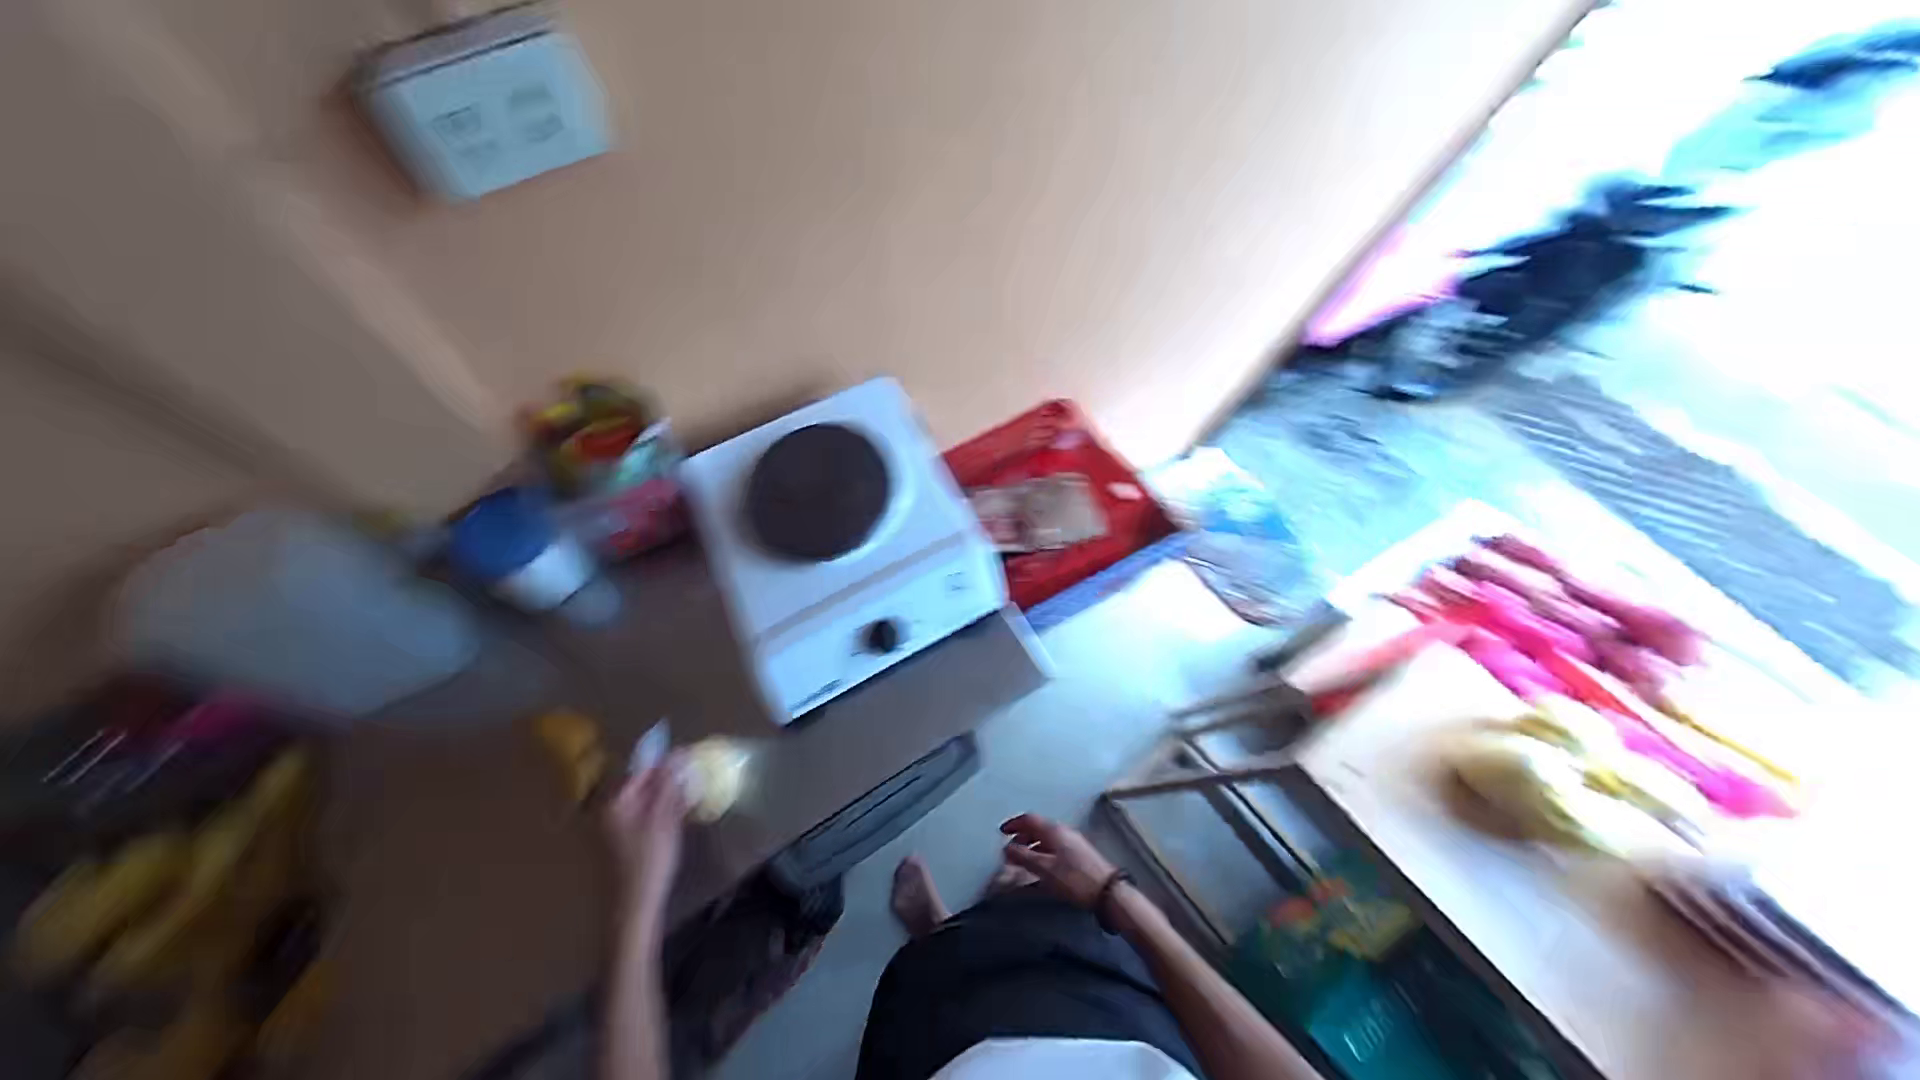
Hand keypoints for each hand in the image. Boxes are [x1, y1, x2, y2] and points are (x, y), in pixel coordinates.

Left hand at [603, 760, 687, 922]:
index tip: (689, 752)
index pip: (641, 769)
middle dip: (667, 776)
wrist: (635, 907)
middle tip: (692, 770)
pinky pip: (645, 813)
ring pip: (645, 799)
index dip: (665, 759)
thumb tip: (679, 753)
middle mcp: (611, 811)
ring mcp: (616, 827)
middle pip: (642, 783)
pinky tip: (678, 812)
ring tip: (689, 789)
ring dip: (667, 792)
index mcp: (616, 803)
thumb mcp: (664, 818)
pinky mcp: (625, 841)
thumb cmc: (649, 860)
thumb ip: (669, 784)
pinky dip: (662, 809)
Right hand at [1000, 813, 1119, 909]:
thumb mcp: (1045, 869)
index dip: (1014, 823)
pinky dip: (1042, 851)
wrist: (1108, 892)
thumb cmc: (1073, 879)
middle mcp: (1063, 831)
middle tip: (1010, 848)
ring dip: (1032, 844)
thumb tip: (1007, 848)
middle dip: (1022, 835)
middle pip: (1038, 827)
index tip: (1002, 832)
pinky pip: (1054, 845)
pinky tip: (1041, 866)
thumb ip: (1024, 857)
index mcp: (1054, 830)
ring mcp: (1073, 841)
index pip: (1030, 819)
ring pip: (1046, 837)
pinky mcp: (1079, 853)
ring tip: (1022, 859)